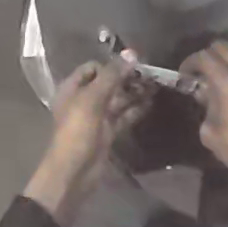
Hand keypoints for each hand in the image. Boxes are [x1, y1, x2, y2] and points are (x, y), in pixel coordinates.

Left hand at [22, 61, 148, 226]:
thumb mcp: (93, 98)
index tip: (133, 64)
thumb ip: (112, 75)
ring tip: (155, 86)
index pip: (93, 67)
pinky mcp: (107, 132)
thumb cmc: (77, 131)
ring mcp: (96, 117)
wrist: (73, 173)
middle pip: (108, 82)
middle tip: (149, 74)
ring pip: (117, 99)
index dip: (111, 65)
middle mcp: (84, 99)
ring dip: (134, 92)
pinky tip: (150, 102)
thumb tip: (131, 53)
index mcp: (72, 88)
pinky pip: (123, 116)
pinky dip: (135, 109)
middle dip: (127, 78)